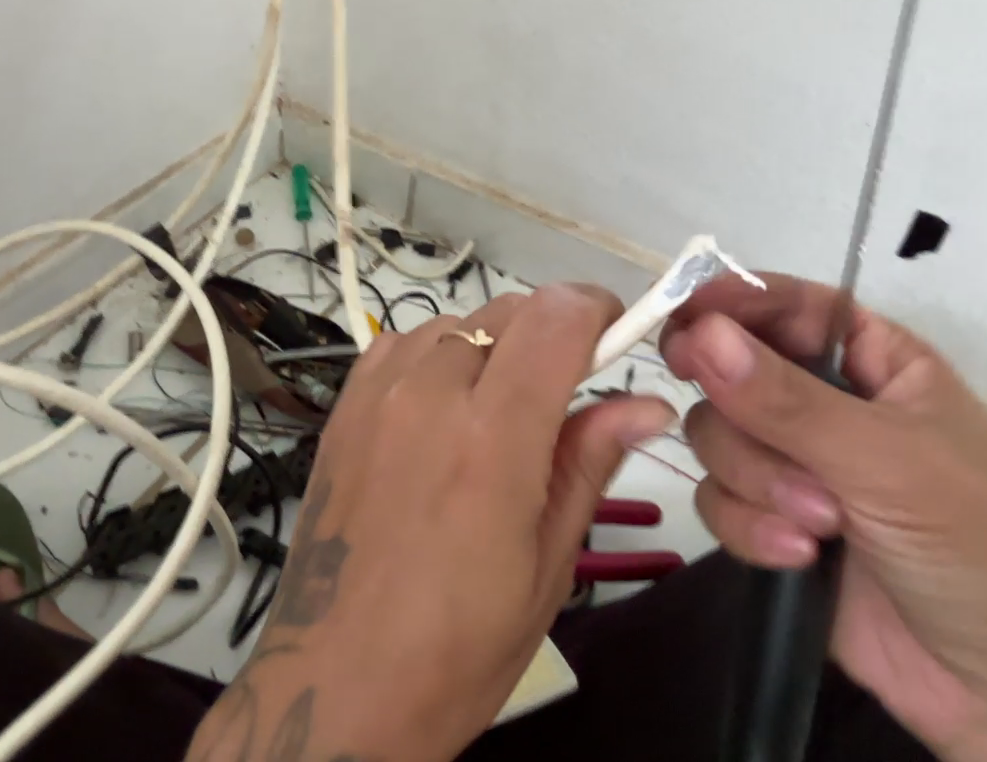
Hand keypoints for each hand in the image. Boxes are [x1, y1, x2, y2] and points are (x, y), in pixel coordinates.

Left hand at [185, 285, 675, 761]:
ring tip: (503, 403)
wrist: (340, 677)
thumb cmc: (460, 644)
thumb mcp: (548, 562)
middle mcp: (426, 395)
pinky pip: (399, 347)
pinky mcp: (342, 409)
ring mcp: (375, 396)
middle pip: (506, 311)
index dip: (597, 310)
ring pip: (453, 323)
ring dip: (492, 343)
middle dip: (551, 329)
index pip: (554, 319)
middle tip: (569, 383)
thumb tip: (646, 405)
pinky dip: (436, 355)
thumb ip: (589, 462)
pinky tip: (444, 405)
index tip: (616, 333)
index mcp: (489, 437)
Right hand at [661, 273, 986, 761]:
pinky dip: (747, 529)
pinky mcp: (773, 524)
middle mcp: (826, 406)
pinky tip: (800, 559)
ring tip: (820, 527)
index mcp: (876, 365)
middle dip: (749, 425)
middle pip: (729, 373)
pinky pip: (717, 500)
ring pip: (715, 438)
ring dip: (756, 484)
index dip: (731, 303)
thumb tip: (701, 332)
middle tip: (769, 448)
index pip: (787, 306)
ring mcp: (796, 467)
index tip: (680, 324)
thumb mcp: (891, 464)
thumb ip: (785, 400)